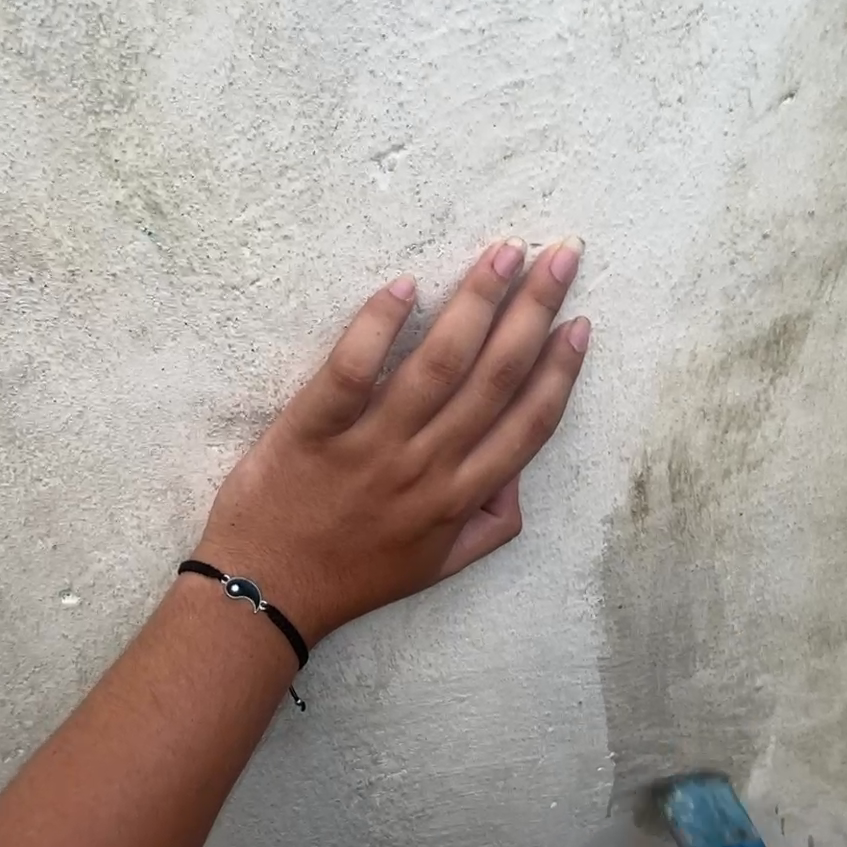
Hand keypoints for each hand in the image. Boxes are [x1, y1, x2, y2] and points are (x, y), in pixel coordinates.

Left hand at [192, 237, 590, 641]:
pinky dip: (378, 326)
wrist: (267, 593)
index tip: (579, 323)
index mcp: (458, 498)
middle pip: (494, 378)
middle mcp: (425, 468)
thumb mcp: (436, 568)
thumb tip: (520, 479)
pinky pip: (352, 371)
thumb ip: (489, 527)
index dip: (560, 370)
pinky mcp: (311, 431)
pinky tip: (406, 285)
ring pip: (437, 365)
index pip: (528, 424)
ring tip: (504, 253)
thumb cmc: (350, 578)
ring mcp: (369, 448)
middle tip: (560, 255)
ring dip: (477, 302)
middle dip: (535, 311)